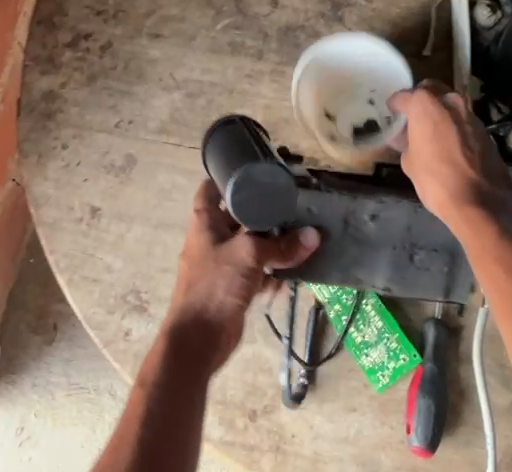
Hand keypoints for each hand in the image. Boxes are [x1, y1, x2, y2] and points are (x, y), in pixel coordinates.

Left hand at [165, 180, 319, 374]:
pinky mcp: (232, 287)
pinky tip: (294, 271)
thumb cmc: (215, 285)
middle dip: (262, 214)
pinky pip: (256, 272)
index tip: (256, 172)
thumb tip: (314, 235)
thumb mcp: (249, 256)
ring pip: (250, 246)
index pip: (211, 188)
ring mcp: (222, 264)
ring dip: (271, 245)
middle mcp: (211, 238)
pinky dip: (271, 271)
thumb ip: (281, 246)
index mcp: (204, 221)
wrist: (197, 340)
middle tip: (291, 205)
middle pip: (237, 217)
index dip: (228, 178)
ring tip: (300, 237)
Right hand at [389, 81, 511, 231]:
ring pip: (450, 104)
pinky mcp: (486, 131)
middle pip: (431, 90)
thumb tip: (404, 138)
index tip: (392, 113)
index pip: (404, 96)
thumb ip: (406, 143)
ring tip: (432, 133)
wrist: (481, 202)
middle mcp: (450, 102)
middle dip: (420, 99)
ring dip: (440, 113)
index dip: (395, 105)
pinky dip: (455, 127)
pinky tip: (450, 146)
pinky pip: (464, 121)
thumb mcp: (409, 163)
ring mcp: (471, 115)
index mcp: (425, 105)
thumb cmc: (436, 180)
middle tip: (413, 117)